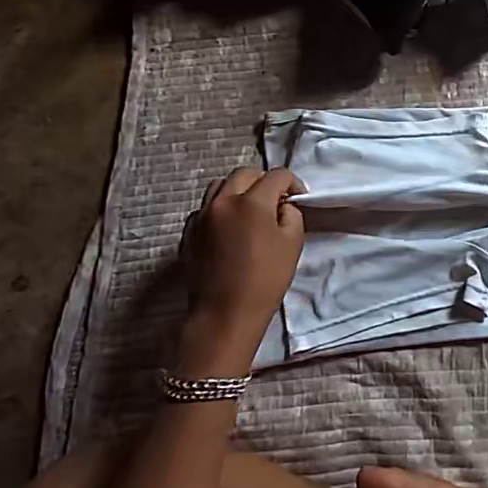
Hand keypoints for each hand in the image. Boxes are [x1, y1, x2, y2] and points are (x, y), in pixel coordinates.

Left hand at [177, 167, 305, 371]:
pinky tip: (229, 226)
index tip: (298, 197)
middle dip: (264, 181)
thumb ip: (291, 215)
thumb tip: (282, 205)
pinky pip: (205, 207)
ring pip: (220, 186)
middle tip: (275, 200)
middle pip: (245, 174)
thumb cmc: (265, 280)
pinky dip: (220, 208)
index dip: (292, 183)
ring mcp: (202, 215)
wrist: (224, 314)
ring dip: (238, 190)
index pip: (276, 176)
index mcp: (252, 202)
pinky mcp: (189, 231)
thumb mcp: (292, 244)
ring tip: (249, 209)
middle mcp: (224, 200)